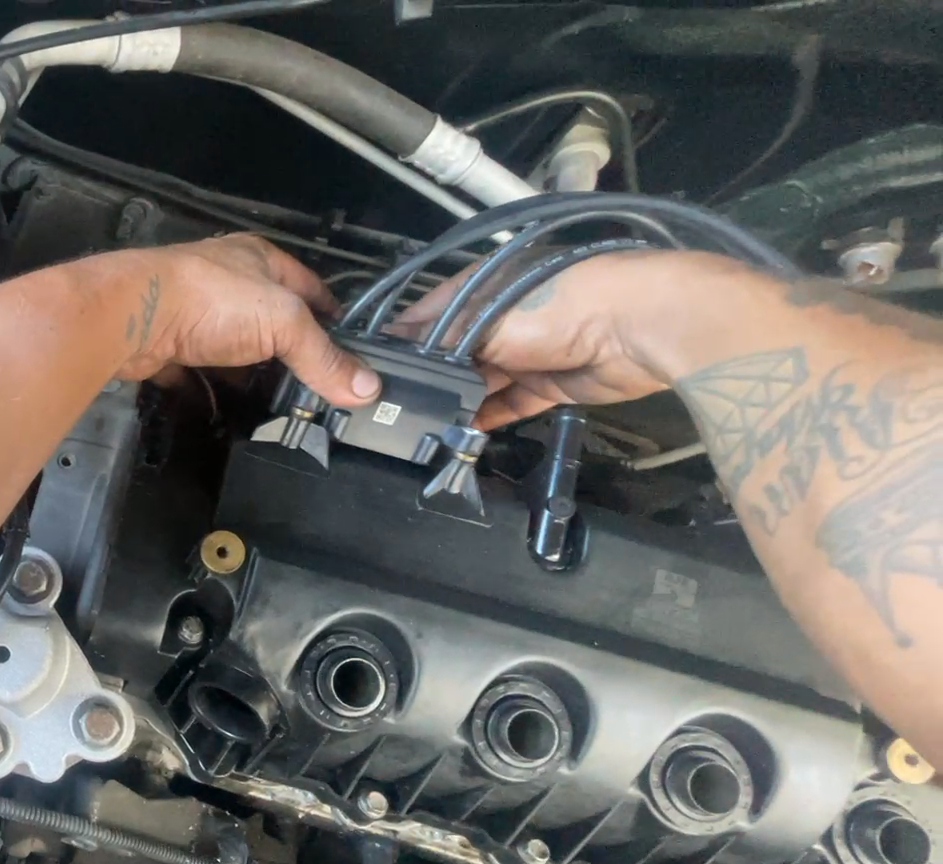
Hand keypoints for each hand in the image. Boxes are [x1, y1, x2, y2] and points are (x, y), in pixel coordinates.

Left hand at [110, 235, 381, 407]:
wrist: (133, 317)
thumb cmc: (214, 302)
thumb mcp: (283, 324)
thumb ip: (322, 357)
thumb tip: (366, 389)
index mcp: (259, 260)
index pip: (308, 286)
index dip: (329, 315)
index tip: (346, 349)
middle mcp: (223, 282)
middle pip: (265, 319)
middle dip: (284, 350)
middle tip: (307, 385)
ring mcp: (189, 313)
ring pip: (226, 346)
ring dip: (243, 372)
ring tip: (269, 402)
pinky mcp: (162, 345)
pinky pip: (190, 371)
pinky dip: (204, 389)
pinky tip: (218, 410)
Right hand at [393, 250, 741, 428]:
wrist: (643, 327)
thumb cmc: (555, 307)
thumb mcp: (483, 317)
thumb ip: (436, 340)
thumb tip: (391, 356)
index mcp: (481, 288)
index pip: (423, 316)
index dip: (393, 341)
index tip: (362, 369)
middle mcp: (499, 319)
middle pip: (447, 353)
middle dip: (420, 377)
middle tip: (382, 406)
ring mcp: (524, 353)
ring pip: (474, 383)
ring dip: (449, 401)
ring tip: (411, 424)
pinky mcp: (545, 385)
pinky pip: (505, 406)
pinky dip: (482, 419)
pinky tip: (453, 433)